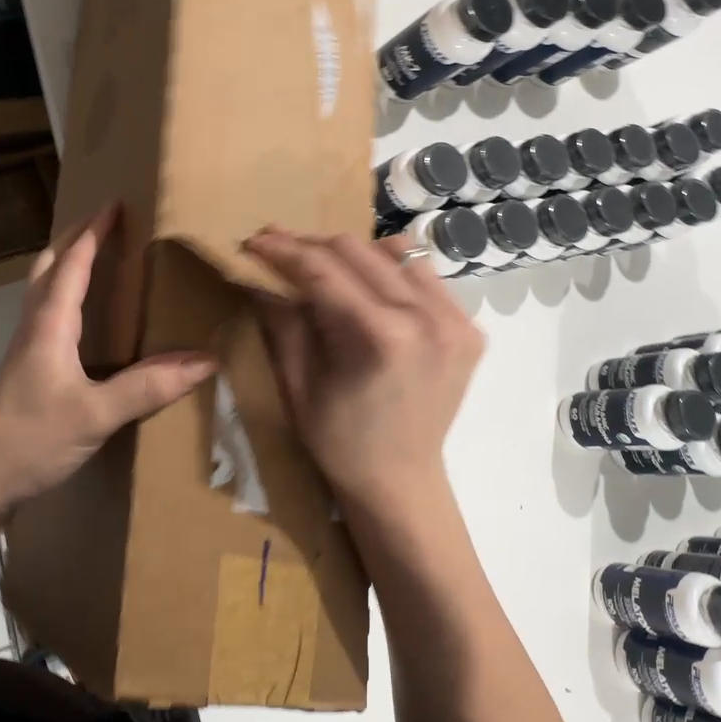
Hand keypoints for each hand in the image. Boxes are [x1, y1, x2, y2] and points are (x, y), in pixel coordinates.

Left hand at [0, 205, 217, 511]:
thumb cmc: (34, 440)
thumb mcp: (97, 414)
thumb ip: (148, 387)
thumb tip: (203, 361)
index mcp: (50, 325)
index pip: (72, 264)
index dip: (94, 233)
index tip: (116, 204)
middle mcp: (33, 326)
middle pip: (48, 266)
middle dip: (74, 237)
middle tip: (104, 222)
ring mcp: (25, 346)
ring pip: (42, 288)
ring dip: (64, 262)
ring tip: (92, 255)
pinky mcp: (25, 366)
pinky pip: (44, 312)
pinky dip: (62, 293)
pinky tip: (80, 314)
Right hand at [243, 228, 483, 500]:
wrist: (399, 481)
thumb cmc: (338, 440)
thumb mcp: (296, 380)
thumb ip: (281, 318)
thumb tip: (253, 274)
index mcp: (380, 336)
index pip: (322, 269)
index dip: (282, 250)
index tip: (252, 240)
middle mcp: (426, 317)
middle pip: (355, 250)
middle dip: (308, 245)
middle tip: (274, 246)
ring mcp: (454, 320)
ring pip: (392, 252)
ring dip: (348, 252)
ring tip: (318, 265)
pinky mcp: (468, 327)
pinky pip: (422, 275)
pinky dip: (387, 271)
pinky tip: (363, 287)